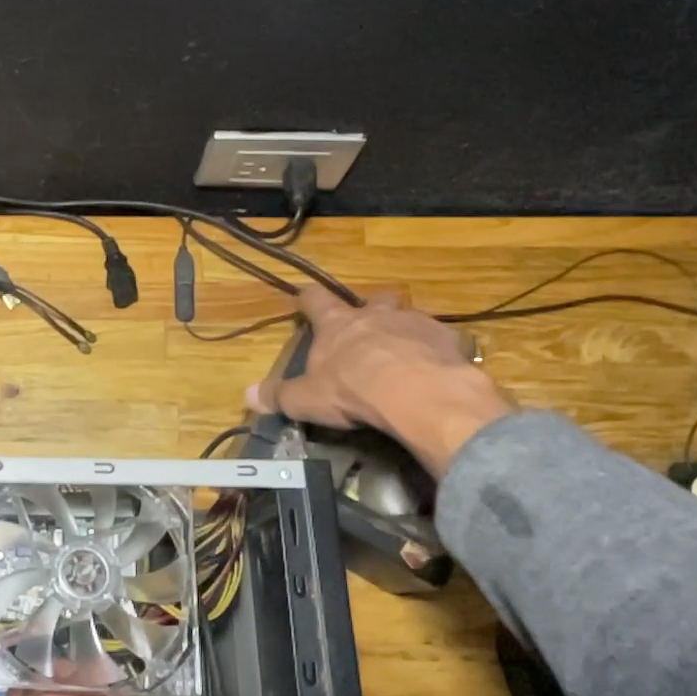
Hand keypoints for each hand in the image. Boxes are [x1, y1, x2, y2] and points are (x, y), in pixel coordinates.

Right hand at [248, 286, 513, 473]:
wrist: (417, 393)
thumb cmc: (352, 390)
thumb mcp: (307, 399)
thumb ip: (279, 396)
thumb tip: (248, 395)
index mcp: (338, 325)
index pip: (316, 301)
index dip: (308, 299)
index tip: (303, 296)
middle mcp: (376, 315)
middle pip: (373, 299)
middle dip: (371, 308)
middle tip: (369, 325)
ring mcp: (415, 323)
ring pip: (409, 316)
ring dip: (405, 330)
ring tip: (406, 353)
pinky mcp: (448, 339)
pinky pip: (443, 339)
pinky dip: (438, 350)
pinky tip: (437, 368)